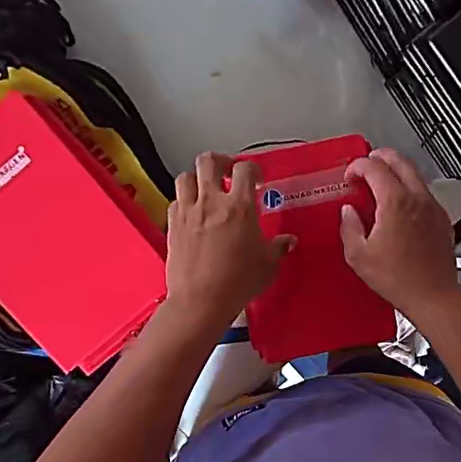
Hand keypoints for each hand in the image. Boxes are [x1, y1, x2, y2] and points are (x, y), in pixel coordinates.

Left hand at [162, 153, 295, 332]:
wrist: (202, 300)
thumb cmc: (238, 282)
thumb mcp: (268, 266)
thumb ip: (278, 248)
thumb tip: (288, 241)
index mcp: (240, 207)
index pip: (245, 170)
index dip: (253, 169)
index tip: (257, 179)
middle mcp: (212, 202)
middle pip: (209, 161)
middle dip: (220, 162)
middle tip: (228, 172)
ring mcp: (189, 212)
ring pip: (187, 176)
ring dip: (198, 178)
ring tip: (207, 189)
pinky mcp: (172, 225)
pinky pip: (175, 200)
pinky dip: (184, 200)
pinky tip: (193, 212)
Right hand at [341, 149, 460, 320]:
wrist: (432, 296)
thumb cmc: (400, 280)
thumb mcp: (359, 256)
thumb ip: (349, 228)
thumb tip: (348, 213)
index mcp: (395, 202)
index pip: (374, 167)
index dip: (357, 166)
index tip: (351, 175)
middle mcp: (418, 199)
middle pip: (399, 160)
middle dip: (380, 157)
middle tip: (367, 166)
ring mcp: (433, 209)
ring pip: (415, 175)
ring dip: (397, 173)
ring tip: (382, 185)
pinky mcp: (442, 221)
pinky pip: (426, 195)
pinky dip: (411, 192)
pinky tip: (401, 208)